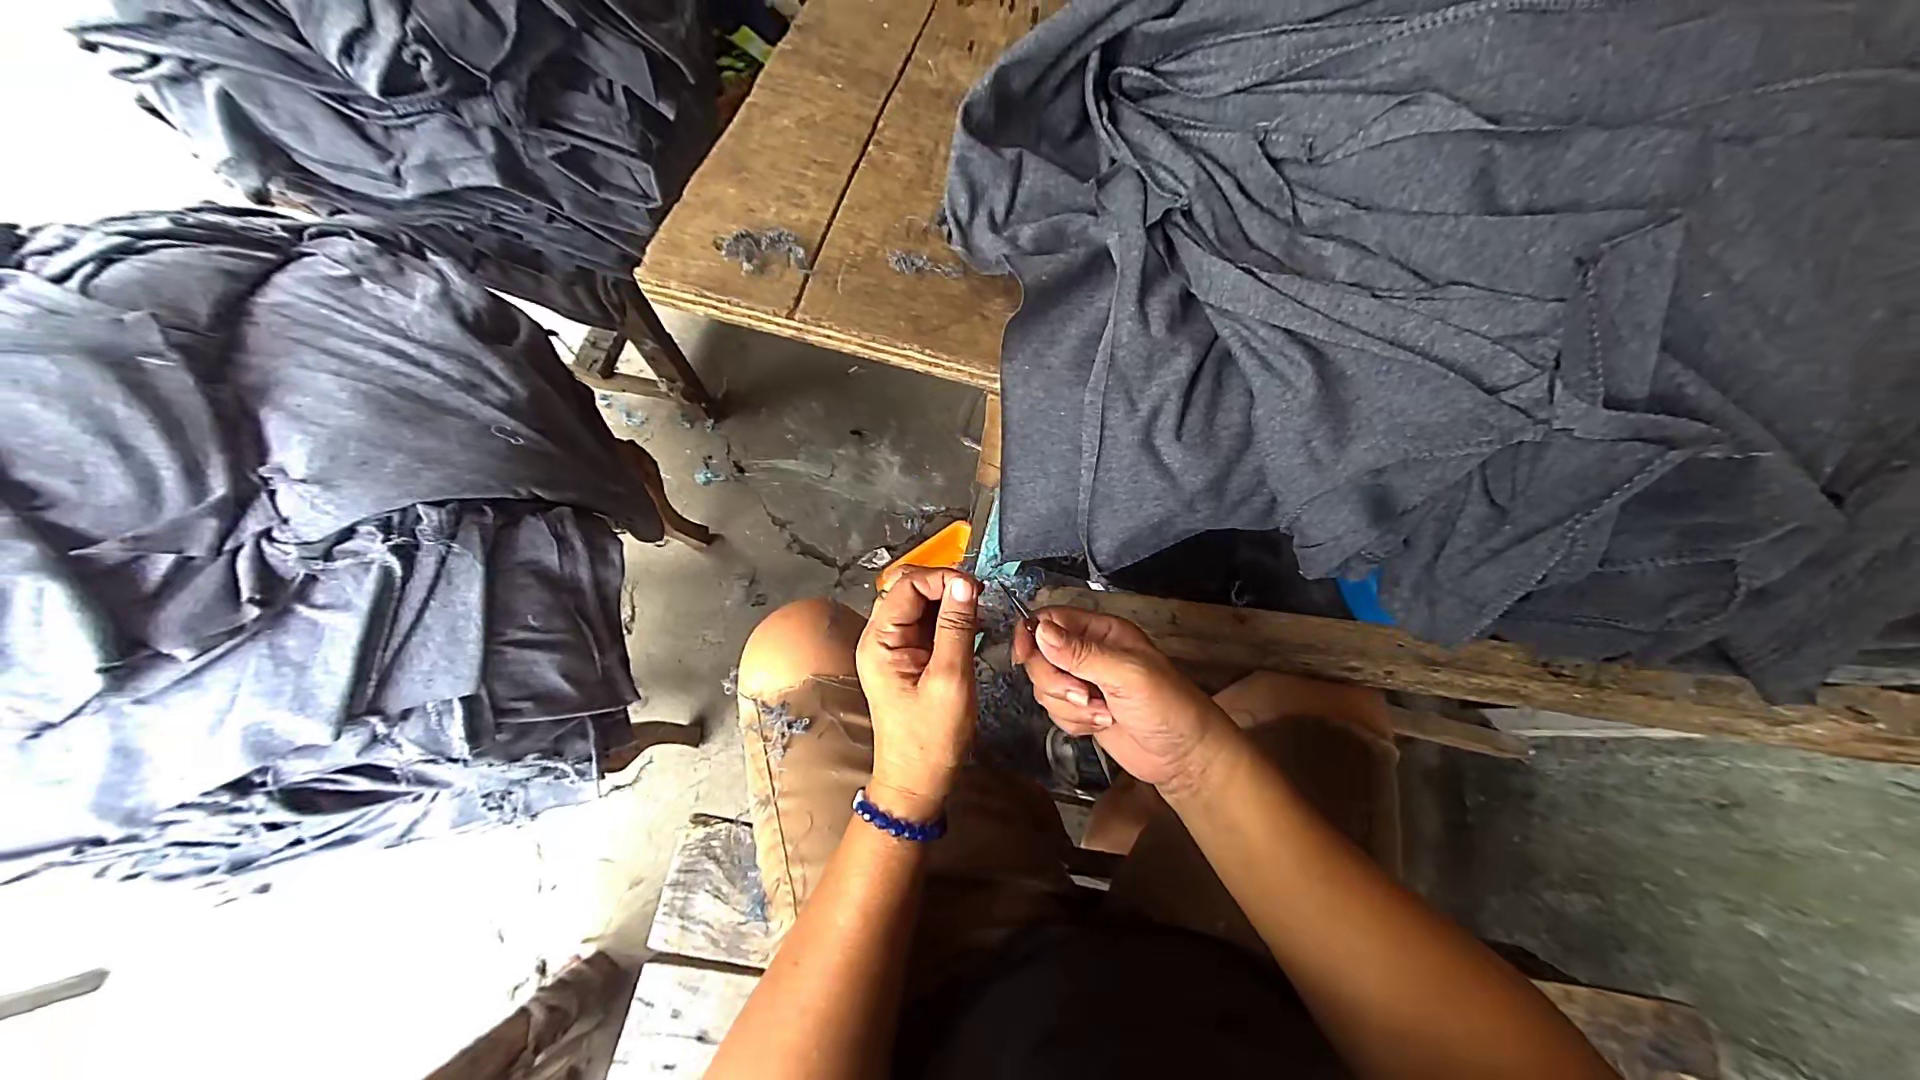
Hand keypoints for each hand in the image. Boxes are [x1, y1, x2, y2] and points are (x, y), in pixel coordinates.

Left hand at [854, 567, 979, 819]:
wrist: (916, 780)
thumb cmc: (931, 739)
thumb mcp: (950, 680)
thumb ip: (956, 628)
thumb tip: (964, 584)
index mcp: (879, 641)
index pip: (907, 585)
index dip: (942, 578)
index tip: (975, 588)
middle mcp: (879, 638)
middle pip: (907, 587)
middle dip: (942, 583)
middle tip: (977, 595)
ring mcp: (892, 647)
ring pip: (917, 603)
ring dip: (946, 599)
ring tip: (976, 608)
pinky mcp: (907, 657)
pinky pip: (925, 623)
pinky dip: (946, 616)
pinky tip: (968, 623)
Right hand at [1014, 606, 1236, 792]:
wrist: (1185, 757)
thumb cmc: (1170, 707)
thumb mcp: (1127, 674)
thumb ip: (1081, 653)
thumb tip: (1041, 631)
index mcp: (1102, 631)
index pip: (1051, 619)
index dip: (1031, 634)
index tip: (1024, 655)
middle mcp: (1089, 653)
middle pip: (1040, 655)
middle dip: (1056, 681)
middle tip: (1083, 694)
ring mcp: (1084, 682)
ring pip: (1044, 686)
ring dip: (1068, 705)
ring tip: (1102, 712)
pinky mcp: (1082, 709)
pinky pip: (1053, 710)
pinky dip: (1072, 721)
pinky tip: (1100, 724)